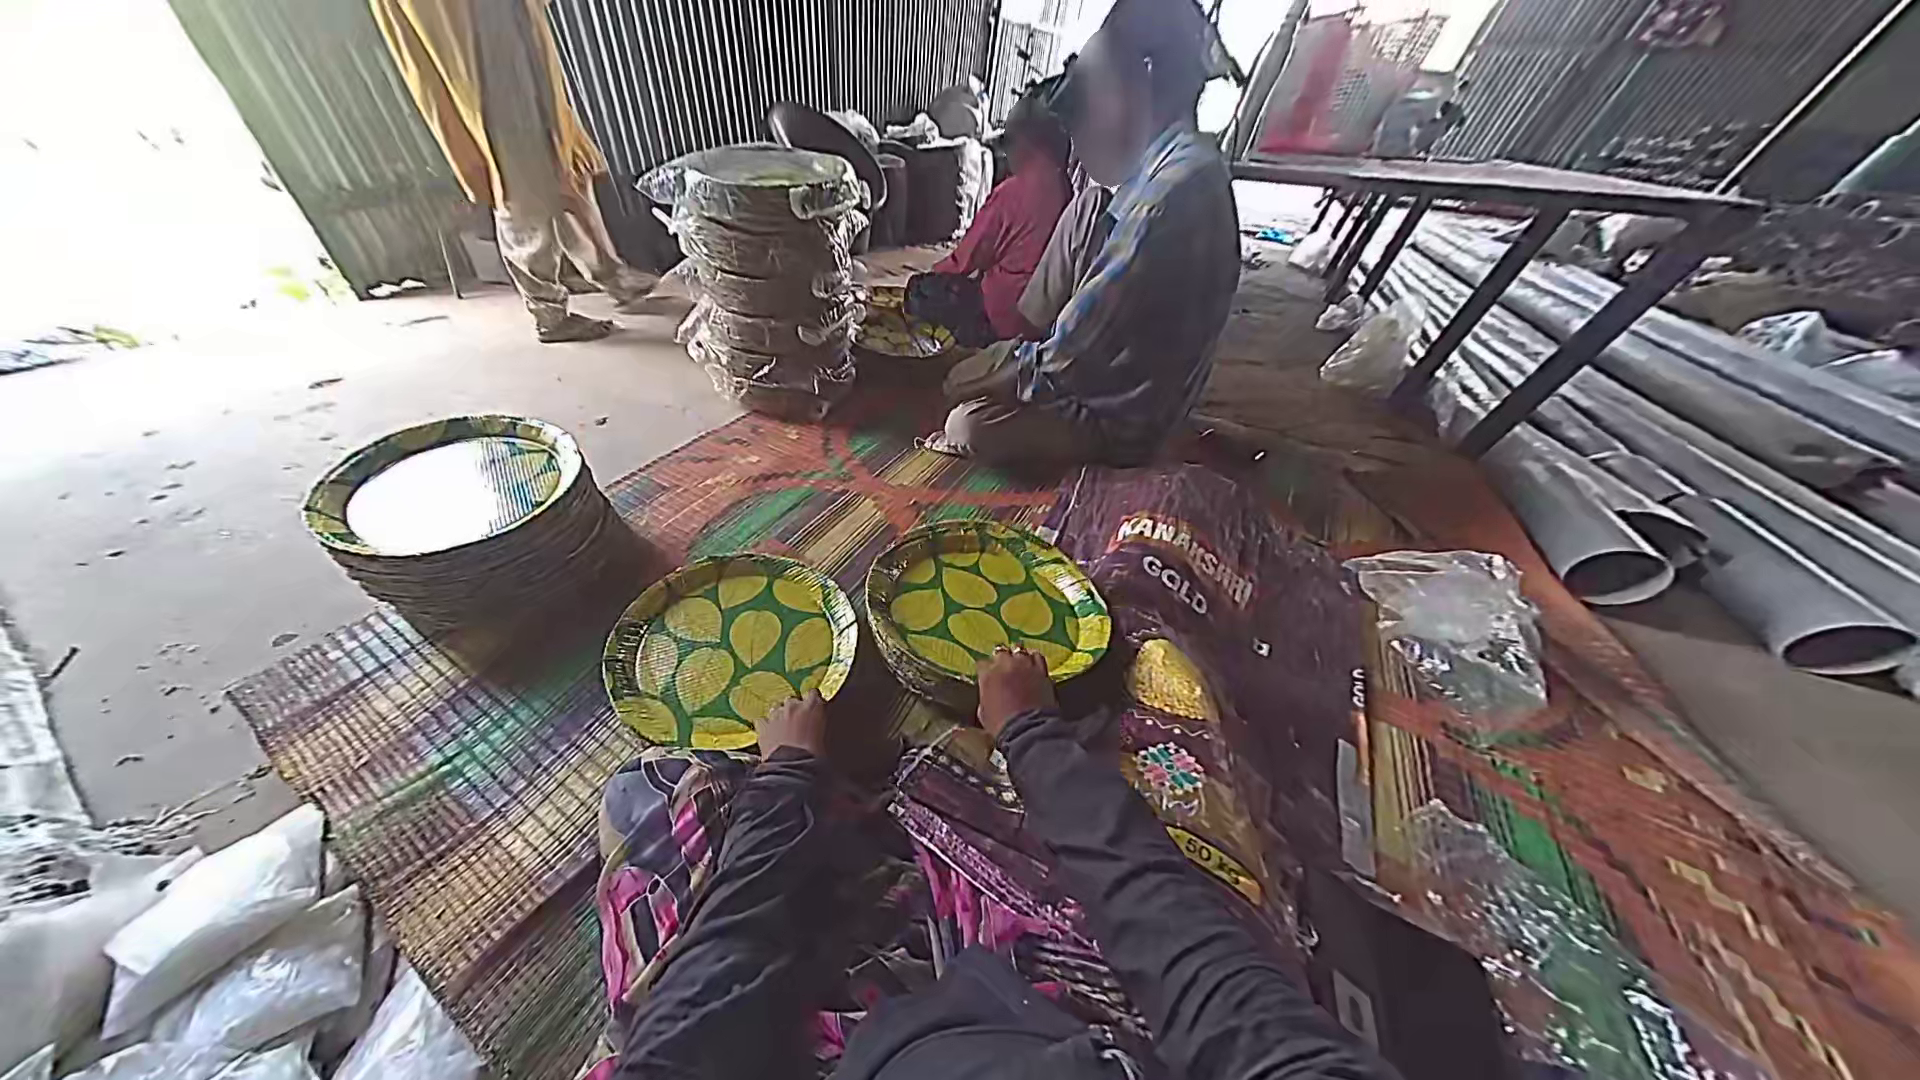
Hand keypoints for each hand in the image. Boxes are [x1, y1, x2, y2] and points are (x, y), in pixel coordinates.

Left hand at [760, 690, 827, 758]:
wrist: (792, 768)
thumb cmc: (814, 754)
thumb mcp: (825, 736)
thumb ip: (820, 723)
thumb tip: (818, 724)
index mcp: (813, 706)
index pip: (813, 693)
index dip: (812, 702)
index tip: (813, 709)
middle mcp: (794, 705)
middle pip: (792, 700)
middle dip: (794, 709)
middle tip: (798, 723)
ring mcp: (776, 714)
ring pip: (776, 708)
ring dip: (780, 715)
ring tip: (782, 729)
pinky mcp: (763, 726)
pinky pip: (762, 721)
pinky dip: (765, 725)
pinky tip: (768, 733)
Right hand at [976, 646, 1055, 736]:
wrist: (1028, 729)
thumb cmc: (1001, 725)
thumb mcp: (984, 713)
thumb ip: (985, 697)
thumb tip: (989, 695)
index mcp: (987, 675)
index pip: (982, 664)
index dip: (985, 670)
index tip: (986, 676)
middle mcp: (1005, 664)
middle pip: (1001, 653)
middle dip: (1000, 660)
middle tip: (1002, 669)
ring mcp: (1024, 665)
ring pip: (1019, 650)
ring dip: (1017, 657)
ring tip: (1018, 663)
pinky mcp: (1041, 670)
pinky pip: (1036, 656)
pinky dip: (1033, 658)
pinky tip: (1032, 663)